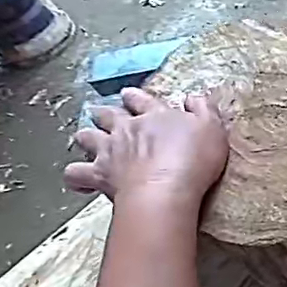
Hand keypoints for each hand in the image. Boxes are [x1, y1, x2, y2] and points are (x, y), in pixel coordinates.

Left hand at [65, 88, 227, 207]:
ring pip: (86, 137)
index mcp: (155, 115)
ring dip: (87, 138)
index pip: (140, 99)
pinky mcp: (98, 174)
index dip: (135, 97)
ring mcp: (109, 150)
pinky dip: (76, 176)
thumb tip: (193, 97)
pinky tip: (82, 181)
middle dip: (105, 114)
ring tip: (91, 142)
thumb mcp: (212, 128)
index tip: (130, 96)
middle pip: (107, 114)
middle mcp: (127, 128)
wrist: (166, 190)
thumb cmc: (194, 159)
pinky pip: (75, 174)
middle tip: (106, 117)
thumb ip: (203, 109)